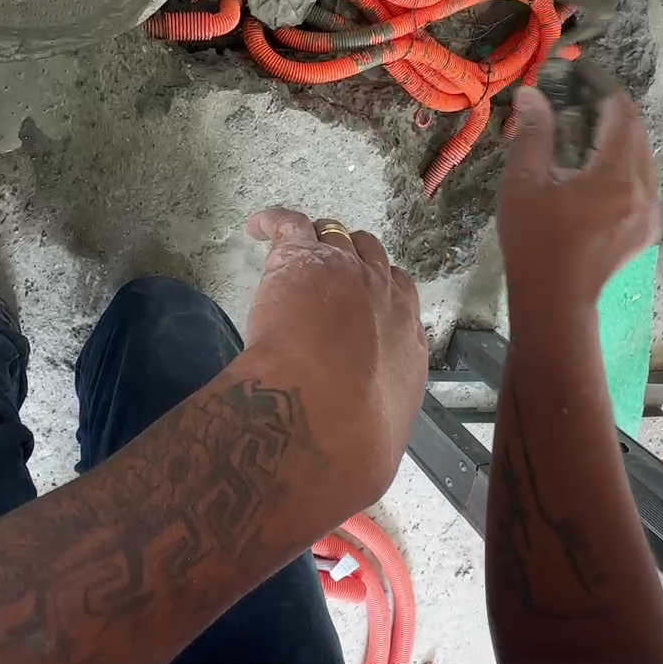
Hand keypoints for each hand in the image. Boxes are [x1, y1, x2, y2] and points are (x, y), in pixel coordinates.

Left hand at [241, 208, 426, 519]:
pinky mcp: (299, 258)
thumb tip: (366, 442)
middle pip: (370, 252)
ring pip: (334, 234)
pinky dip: (273, 221)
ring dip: (318, 239)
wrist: (323, 417)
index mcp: (405, 333)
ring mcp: (342, 268)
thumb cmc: (355, 442)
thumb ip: (378, 418)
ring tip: (295, 246)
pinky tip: (257, 226)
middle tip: (326, 268)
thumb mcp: (384, 431)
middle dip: (351, 256)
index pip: (399, 290)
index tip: (359, 298)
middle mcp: (381, 291)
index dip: (377, 288)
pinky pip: (289, 222)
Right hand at [499, 87, 660, 311]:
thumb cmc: (534, 240)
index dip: (602, 87)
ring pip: (641, 157)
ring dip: (615, 137)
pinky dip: (619, 163)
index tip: (577, 73)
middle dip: (608, 109)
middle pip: (636, 132)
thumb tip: (532, 94)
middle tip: (573, 98)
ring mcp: (651, 211)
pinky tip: (590, 170)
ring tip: (578, 131)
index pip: (623, 113)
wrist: (555, 299)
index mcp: (617, 174)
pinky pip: (640, 180)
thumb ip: (534, 134)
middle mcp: (645, 189)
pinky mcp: (646, 228)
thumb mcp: (525, 183)